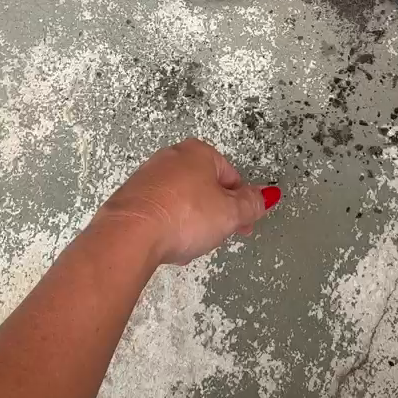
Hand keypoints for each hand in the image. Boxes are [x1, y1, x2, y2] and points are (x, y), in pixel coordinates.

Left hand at [96, 139, 279, 264]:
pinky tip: (168, 245)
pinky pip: (159, 212)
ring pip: (181, 201)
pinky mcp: (131, 198)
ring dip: (191, 221)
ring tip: (190, 244)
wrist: (130, 235)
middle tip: (217, 235)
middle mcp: (172, 157)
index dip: (241, 204)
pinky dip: (167, 226)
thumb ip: (252, 204)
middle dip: (214, 213)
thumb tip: (267, 195)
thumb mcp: (230, 213)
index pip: (231, 176)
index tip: (242, 225)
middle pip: (205, 187)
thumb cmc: (183, 216)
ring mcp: (148, 176)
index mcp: (199, 152)